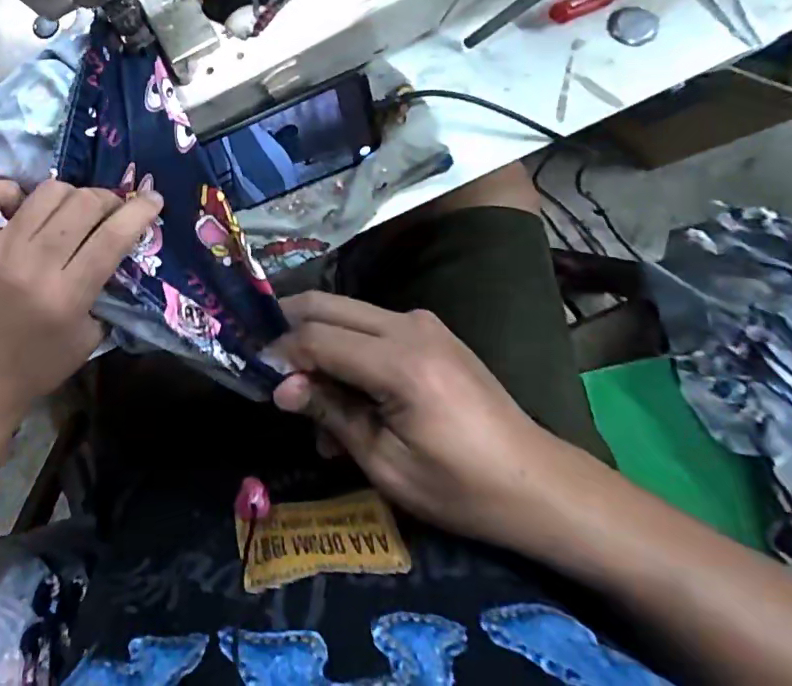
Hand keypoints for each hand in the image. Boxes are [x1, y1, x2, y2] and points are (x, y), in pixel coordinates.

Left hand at [0, 179, 161, 430]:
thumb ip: (107, 288)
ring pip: (46, 193)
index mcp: (67, 296)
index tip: (153, 200)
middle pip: (83, 204)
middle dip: (108, 199)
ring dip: (70, 194)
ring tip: (71, 209)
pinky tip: (21, 205)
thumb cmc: (41, 363)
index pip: (113, 237)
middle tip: (111, 210)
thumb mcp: (91, 335)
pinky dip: (9, 190)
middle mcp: (33, 267)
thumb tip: (122, 243)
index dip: (139, 211)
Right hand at [270, 292, 588, 543]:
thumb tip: (281, 387)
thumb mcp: (386, 463)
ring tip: (306, 399)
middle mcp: (409, 325)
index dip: (279, 353)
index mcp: (400, 361)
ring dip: (316, 342)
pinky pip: (370, 326)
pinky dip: (344, 348)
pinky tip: (343, 395)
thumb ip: (331, 412)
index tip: (253, 375)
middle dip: (287, 328)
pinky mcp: (429, 330)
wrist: (537, 483)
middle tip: (262, 363)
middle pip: (325, 305)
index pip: (317, 336)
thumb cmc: (460, 487)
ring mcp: (422, 322)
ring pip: (345, 311)